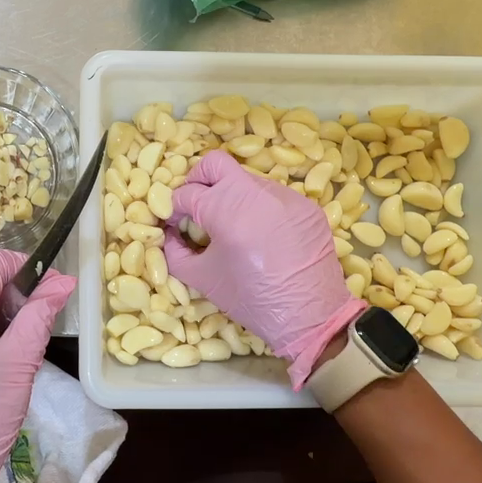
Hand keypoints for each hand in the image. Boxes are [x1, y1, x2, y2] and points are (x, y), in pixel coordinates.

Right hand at [164, 150, 364, 388]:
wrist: (311, 318)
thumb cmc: (252, 301)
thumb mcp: (201, 279)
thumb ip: (175, 251)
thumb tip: (170, 234)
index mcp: (226, 211)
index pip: (186, 193)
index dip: (173, 208)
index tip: (174, 223)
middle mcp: (256, 193)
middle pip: (214, 164)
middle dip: (197, 182)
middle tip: (196, 207)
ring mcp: (285, 196)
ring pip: (245, 180)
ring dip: (230, 196)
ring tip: (231, 227)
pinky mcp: (305, 205)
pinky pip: (272, 196)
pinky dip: (258, 209)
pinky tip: (260, 235)